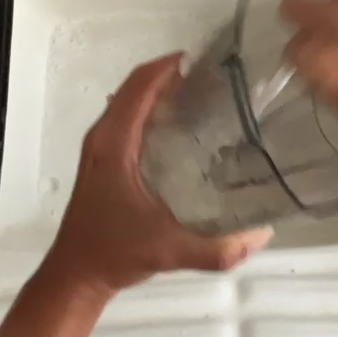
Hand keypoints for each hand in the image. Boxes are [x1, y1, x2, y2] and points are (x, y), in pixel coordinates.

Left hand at [41, 55, 273, 296]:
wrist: (75, 276)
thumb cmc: (115, 254)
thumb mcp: (170, 251)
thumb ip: (218, 249)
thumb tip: (262, 233)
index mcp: (114, 144)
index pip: (139, 88)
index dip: (166, 67)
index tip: (200, 61)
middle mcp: (103, 137)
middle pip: (133, 86)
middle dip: (168, 74)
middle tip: (209, 77)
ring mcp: (99, 147)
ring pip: (127, 100)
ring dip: (157, 89)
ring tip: (198, 94)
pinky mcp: (101, 158)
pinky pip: (124, 116)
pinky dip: (148, 106)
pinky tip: (177, 124)